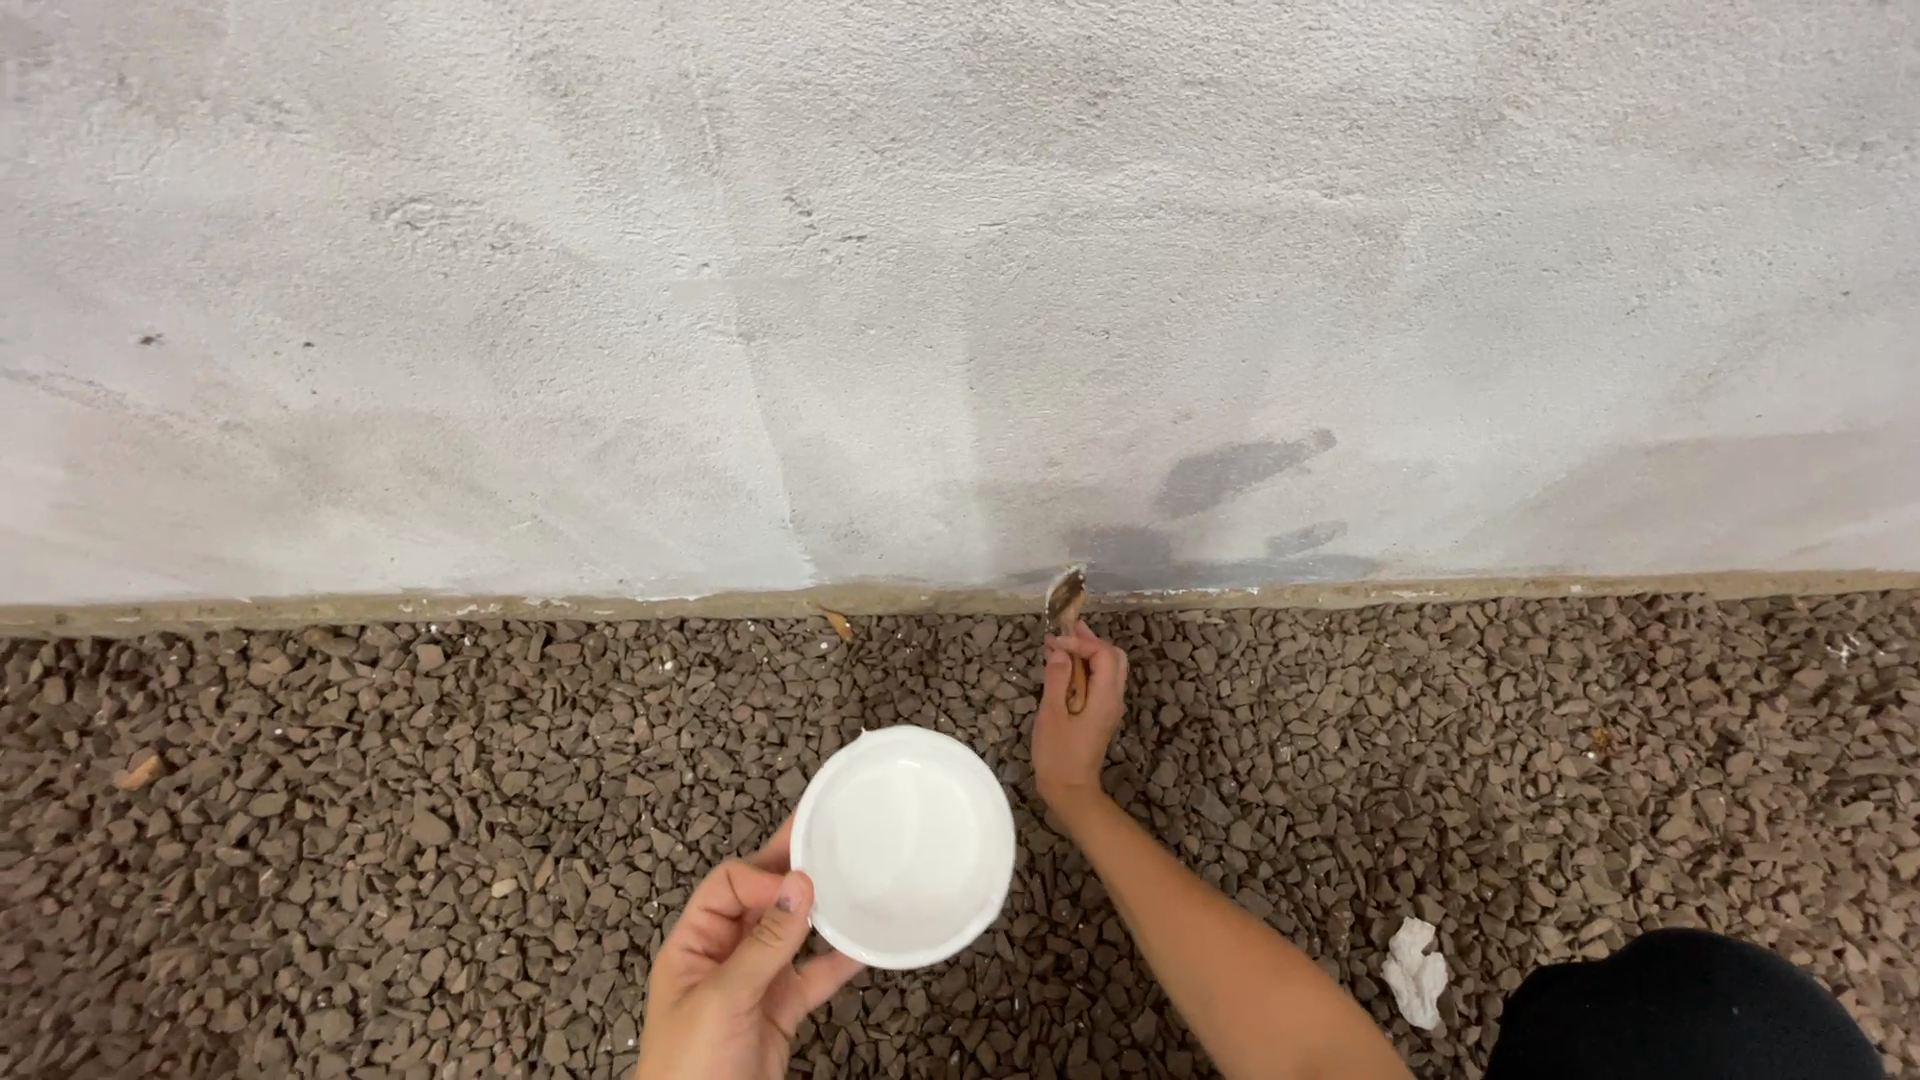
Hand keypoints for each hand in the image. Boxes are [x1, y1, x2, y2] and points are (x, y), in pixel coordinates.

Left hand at [635, 817, 862, 1079]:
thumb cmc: (690, 1071)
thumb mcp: (722, 1002)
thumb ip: (763, 944)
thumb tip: (800, 883)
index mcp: (693, 945)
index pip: (729, 886)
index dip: (763, 877)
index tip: (800, 884)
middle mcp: (723, 956)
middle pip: (761, 900)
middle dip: (792, 871)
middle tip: (829, 834)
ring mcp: (754, 984)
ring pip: (791, 933)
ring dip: (819, 912)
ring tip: (852, 880)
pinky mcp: (781, 1011)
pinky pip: (813, 974)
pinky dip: (838, 959)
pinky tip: (864, 943)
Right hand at [1033, 622, 1129, 811]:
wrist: (1070, 789)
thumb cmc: (1058, 754)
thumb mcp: (1052, 714)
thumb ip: (1057, 679)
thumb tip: (1060, 650)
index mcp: (1105, 697)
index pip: (1103, 654)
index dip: (1081, 641)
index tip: (1055, 643)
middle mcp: (1114, 698)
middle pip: (1113, 657)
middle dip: (1090, 640)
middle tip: (1066, 630)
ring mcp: (1110, 707)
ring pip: (1109, 668)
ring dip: (1088, 652)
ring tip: (1063, 642)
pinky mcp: (1101, 713)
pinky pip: (1100, 681)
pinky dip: (1085, 667)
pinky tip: (1064, 666)